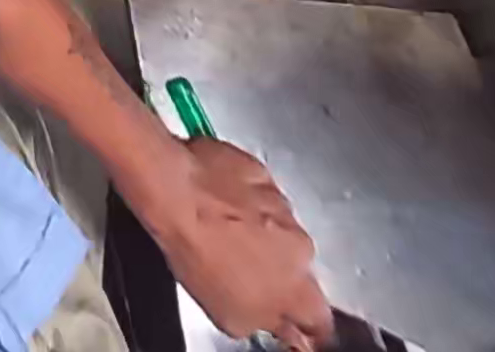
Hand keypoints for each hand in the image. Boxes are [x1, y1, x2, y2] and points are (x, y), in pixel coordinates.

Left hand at [142, 138, 333, 350]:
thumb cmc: (197, 255)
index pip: (320, 319)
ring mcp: (281, 202)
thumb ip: (263, 323)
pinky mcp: (259, 170)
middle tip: (240, 258)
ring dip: (260, 225)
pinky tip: (218, 192)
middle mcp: (301, 246)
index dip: (302, 319)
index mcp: (299, 290)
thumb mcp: (228, 316)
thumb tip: (277, 324)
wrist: (174, 191)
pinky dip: (243, 192)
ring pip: (279, 222)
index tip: (285, 314)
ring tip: (223, 221)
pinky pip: (258, 188)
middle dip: (276, 263)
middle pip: (297, 264)